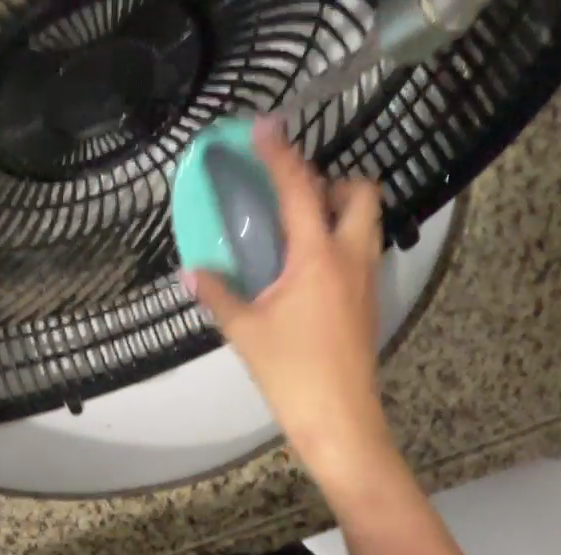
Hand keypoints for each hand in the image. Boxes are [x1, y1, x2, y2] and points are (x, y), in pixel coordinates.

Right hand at [185, 121, 393, 474]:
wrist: (339, 421)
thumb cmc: (292, 374)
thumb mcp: (246, 332)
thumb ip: (219, 295)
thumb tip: (192, 272)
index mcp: (318, 256)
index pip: (298, 188)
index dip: (279, 153)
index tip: (264, 127)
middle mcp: (351, 257)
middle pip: (359, 192)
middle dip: (330, 182)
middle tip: (294, 198)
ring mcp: (367, 280)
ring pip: (365, 222)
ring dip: (339, 211)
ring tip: (299, 232)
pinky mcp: (369, 303)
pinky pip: (361, 252)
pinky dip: (340, 243)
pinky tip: (308, 273)